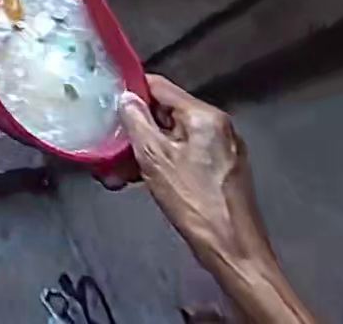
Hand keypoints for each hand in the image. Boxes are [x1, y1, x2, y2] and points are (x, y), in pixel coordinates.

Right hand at [118, 75, 317, 323]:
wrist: (236, 255)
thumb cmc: (195, 202)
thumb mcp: (153, 155)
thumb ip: (135, 119)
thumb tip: (126, 97)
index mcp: (205, 117)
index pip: (158, 86)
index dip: (130, 91)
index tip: (106, 101)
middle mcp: (218, 128)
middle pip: (164, 113)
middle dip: (135, 128)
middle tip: (110, 140)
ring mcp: (222, 151)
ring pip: (171, 137)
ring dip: (144, 149)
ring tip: (117, 168)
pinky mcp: (221, 172)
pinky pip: (183, 155)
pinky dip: (161, 162)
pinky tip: (139, 178)